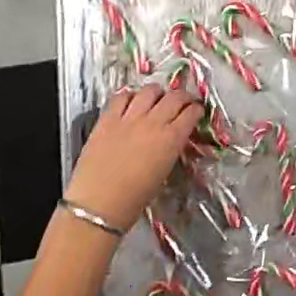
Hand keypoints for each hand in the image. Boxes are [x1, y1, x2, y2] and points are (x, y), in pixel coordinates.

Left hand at [64, 85, 202, 229]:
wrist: (99, 204)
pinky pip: (121, 97)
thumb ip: (170, 149)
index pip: (191, 113)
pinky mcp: (107, 119)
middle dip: (182, 96)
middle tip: (182, 101)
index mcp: (171, 139)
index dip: (196, 109)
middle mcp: (153, 123)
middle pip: (174, 97)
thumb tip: (172, 139)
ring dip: (157, 93)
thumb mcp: (163, 173)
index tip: (196, 110)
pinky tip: (131, 101)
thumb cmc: (134, 199)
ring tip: (156, 98)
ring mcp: (129, 118)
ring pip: (149, 91)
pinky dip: (130, 96)